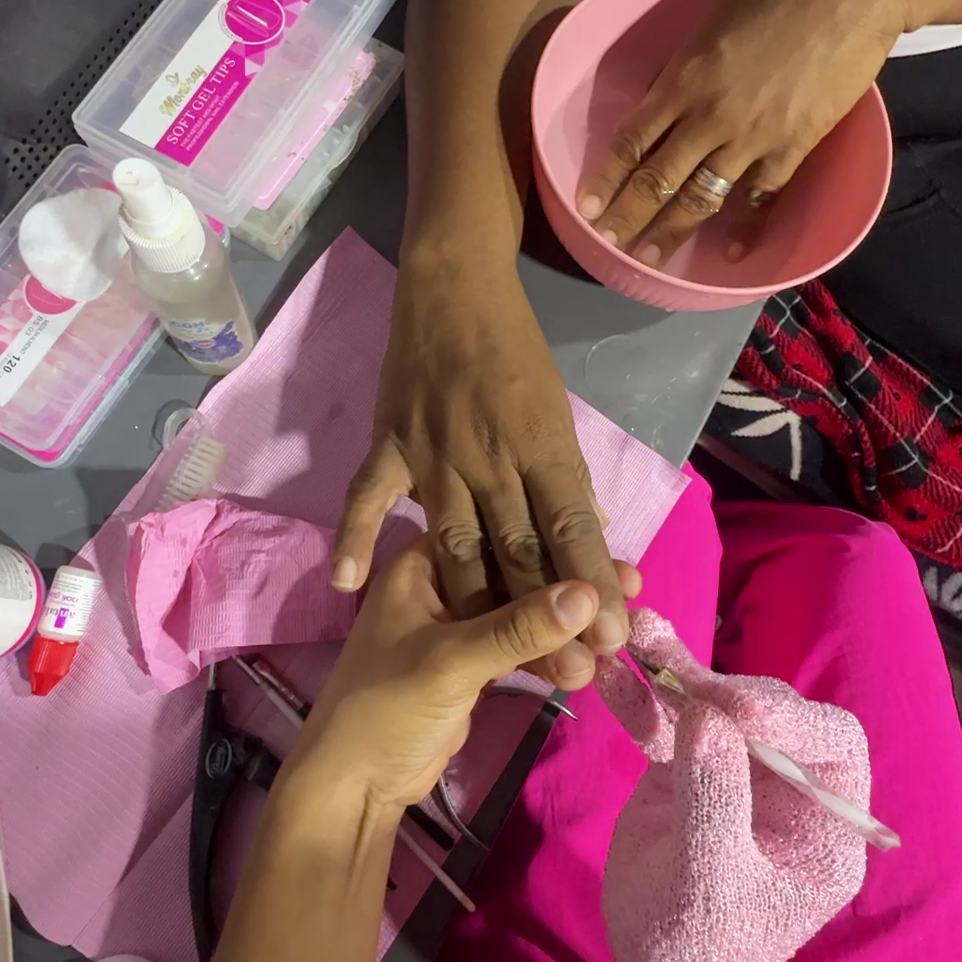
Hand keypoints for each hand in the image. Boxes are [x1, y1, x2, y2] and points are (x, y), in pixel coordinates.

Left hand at [294, 536, 640, 810]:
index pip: (495, 537)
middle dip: (568, 587)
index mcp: (423, 565)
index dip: (550, 542)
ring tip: (616, 639)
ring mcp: (458, 626)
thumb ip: (519, 628)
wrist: (355, 784)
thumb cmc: (387, 705)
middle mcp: (442, 586)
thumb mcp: (452, 661)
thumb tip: (591, 595)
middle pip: (516, 575)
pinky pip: (520, 648)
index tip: (605, 553)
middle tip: (629, 589)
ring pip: (522, 615)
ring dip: (565, 628)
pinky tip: (587, 663)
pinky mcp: (472, 663)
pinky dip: (550, 655)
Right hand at [333, 259, 628, 688]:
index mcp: (542, 444)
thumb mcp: (558, 407)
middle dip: (548, 617)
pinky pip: (367, 496)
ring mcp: (434, 454)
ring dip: (477, 604)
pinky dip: (355, 537)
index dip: (595, 586)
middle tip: (571, 675)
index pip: (573, 527)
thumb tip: (588, 530)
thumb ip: (567, 473)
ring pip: (457, 543)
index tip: (614, 640)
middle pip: (521, 550)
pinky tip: (346, 584)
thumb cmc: (515, 347)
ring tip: (494, 665)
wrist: (455, 286)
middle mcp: (491, 458)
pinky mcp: (389, 443)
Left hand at [576, 0, 905, 265]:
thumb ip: (683, 73)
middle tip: (608, 245)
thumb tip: (661, 105)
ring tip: (648, 259)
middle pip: (657, 180)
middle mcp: (709, 117)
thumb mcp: (710, 26)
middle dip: (628, 217)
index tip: (587, 209)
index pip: (631, 141)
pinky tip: (731, 253)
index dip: (606, 179)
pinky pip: (761, 198)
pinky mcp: (792, 148)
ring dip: (670, 232)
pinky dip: (747, 228)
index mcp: (684, 82)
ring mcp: (750, 138)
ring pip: (699, 198)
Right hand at [596, 611, 870, 961]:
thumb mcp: (713, 881)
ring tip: (635, 631)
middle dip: (711, 682)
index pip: (828, 741)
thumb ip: (714, 798)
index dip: (786, 713)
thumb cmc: (702, 944)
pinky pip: (662, 724)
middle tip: (663, 658)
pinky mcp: (681, 766)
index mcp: (823, 818)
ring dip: (668, 670)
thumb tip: (705, 715)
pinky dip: (636, 699)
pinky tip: (610, 673)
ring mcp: (729, 769)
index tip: (731, 705)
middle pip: (757, 709)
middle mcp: (782, 783)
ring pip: (704, 706)